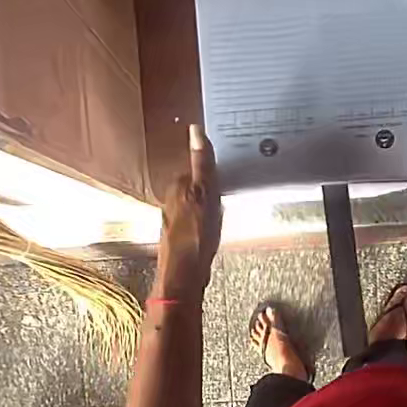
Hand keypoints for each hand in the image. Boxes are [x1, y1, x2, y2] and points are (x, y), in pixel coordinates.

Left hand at [154, 125, 221, 301]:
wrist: (184, 276)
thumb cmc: (195, 235)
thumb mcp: (204, 195)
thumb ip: (202, 165)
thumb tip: (196, 130)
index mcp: (177, 186)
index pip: (196, 167)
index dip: (213, 169)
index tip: (230, 170)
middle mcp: (172, 200)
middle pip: (196, 185)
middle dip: (212, 185)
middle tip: (234, 187)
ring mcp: (176, 220)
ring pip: (197, 202)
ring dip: (211, 203)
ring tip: (229, 206)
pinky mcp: (183, 237)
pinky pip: (199, 219)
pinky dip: (209, 219)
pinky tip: (218, 227)